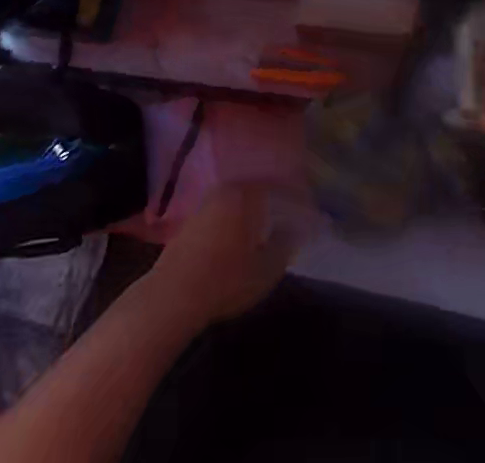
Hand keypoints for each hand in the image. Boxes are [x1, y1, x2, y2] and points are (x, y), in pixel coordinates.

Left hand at [137, 184, 302, 330]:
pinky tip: (244, 235)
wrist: (172, 296)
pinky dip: (238, 218)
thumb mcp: (267, 268)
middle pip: (259, 189)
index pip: (280, 188)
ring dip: (256, 209)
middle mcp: (225, 190)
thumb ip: (286, 243)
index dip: (299, 198)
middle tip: (294, 214)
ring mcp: (205, 203)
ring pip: (240, 199)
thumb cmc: (226, 280)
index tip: (311, 211)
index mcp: (246, 195)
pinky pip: (224, 210)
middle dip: (277, 200)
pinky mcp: (191, 220)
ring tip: (271, 226)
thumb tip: (295, 227)